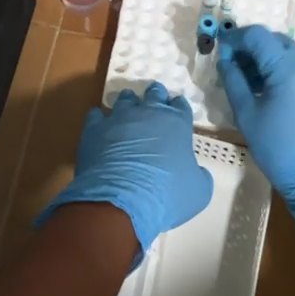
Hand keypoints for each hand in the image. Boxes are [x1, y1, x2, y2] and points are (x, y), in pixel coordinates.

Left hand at [37, 84, 213, 263]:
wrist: (120, 201)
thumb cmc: (166, 195)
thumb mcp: (198, 192)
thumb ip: (199, 175)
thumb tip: (196, 172)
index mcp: (176, 123)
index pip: (180, 105)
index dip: (178, 109)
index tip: (177, 115)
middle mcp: (148, 112)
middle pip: (154, 93)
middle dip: (155, 97)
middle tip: (154, 106)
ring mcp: (119, 118)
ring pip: (125, 99)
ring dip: (128, 104)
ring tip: (128, 113)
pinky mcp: (95, 129)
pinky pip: (96, 115)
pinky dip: (100, 120)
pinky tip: (101, 128)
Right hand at [218, 25, 294, 241]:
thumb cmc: (279, 149)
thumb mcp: (247, 115)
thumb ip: (234, 82)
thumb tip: (225, 61)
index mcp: (288, 68)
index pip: (258, 36)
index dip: (236, 36)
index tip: (221, 46)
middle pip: (276, 41)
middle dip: (252, 46)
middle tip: (233, 64)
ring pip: (291, 54)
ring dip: (269, 58)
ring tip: (250, 80)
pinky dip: (284, 70)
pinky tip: (272, 92)